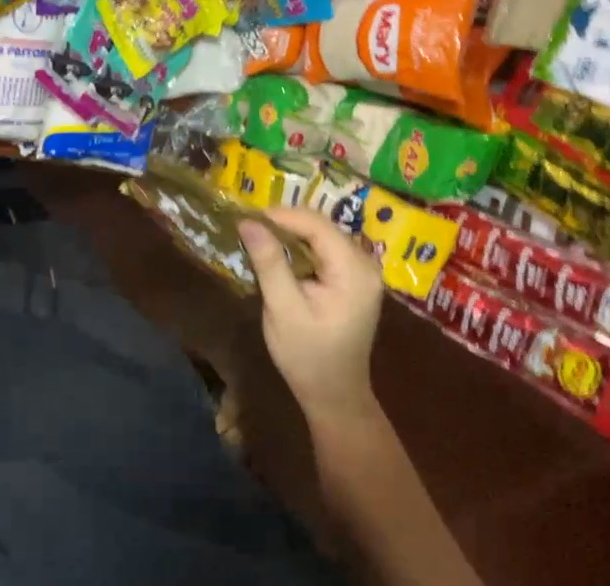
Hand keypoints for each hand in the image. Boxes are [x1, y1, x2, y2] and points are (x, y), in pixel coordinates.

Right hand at [240, 209, 384, 423]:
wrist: (333, 393)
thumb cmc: (307, 355)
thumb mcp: (282, 308)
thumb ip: (269, 263)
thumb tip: (248, 221)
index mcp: (354, 271)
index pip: (316, 224)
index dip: (279, 216)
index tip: (244, 219)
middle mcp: (365, 264)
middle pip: (320, 226)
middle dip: (282, 222)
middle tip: (246, 228)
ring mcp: (362, 271)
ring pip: (320, 234)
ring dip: (288, 233)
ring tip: (256, 239)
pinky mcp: (353, 279)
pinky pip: (324, 249)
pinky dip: (299, 247)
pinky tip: (277, 256)